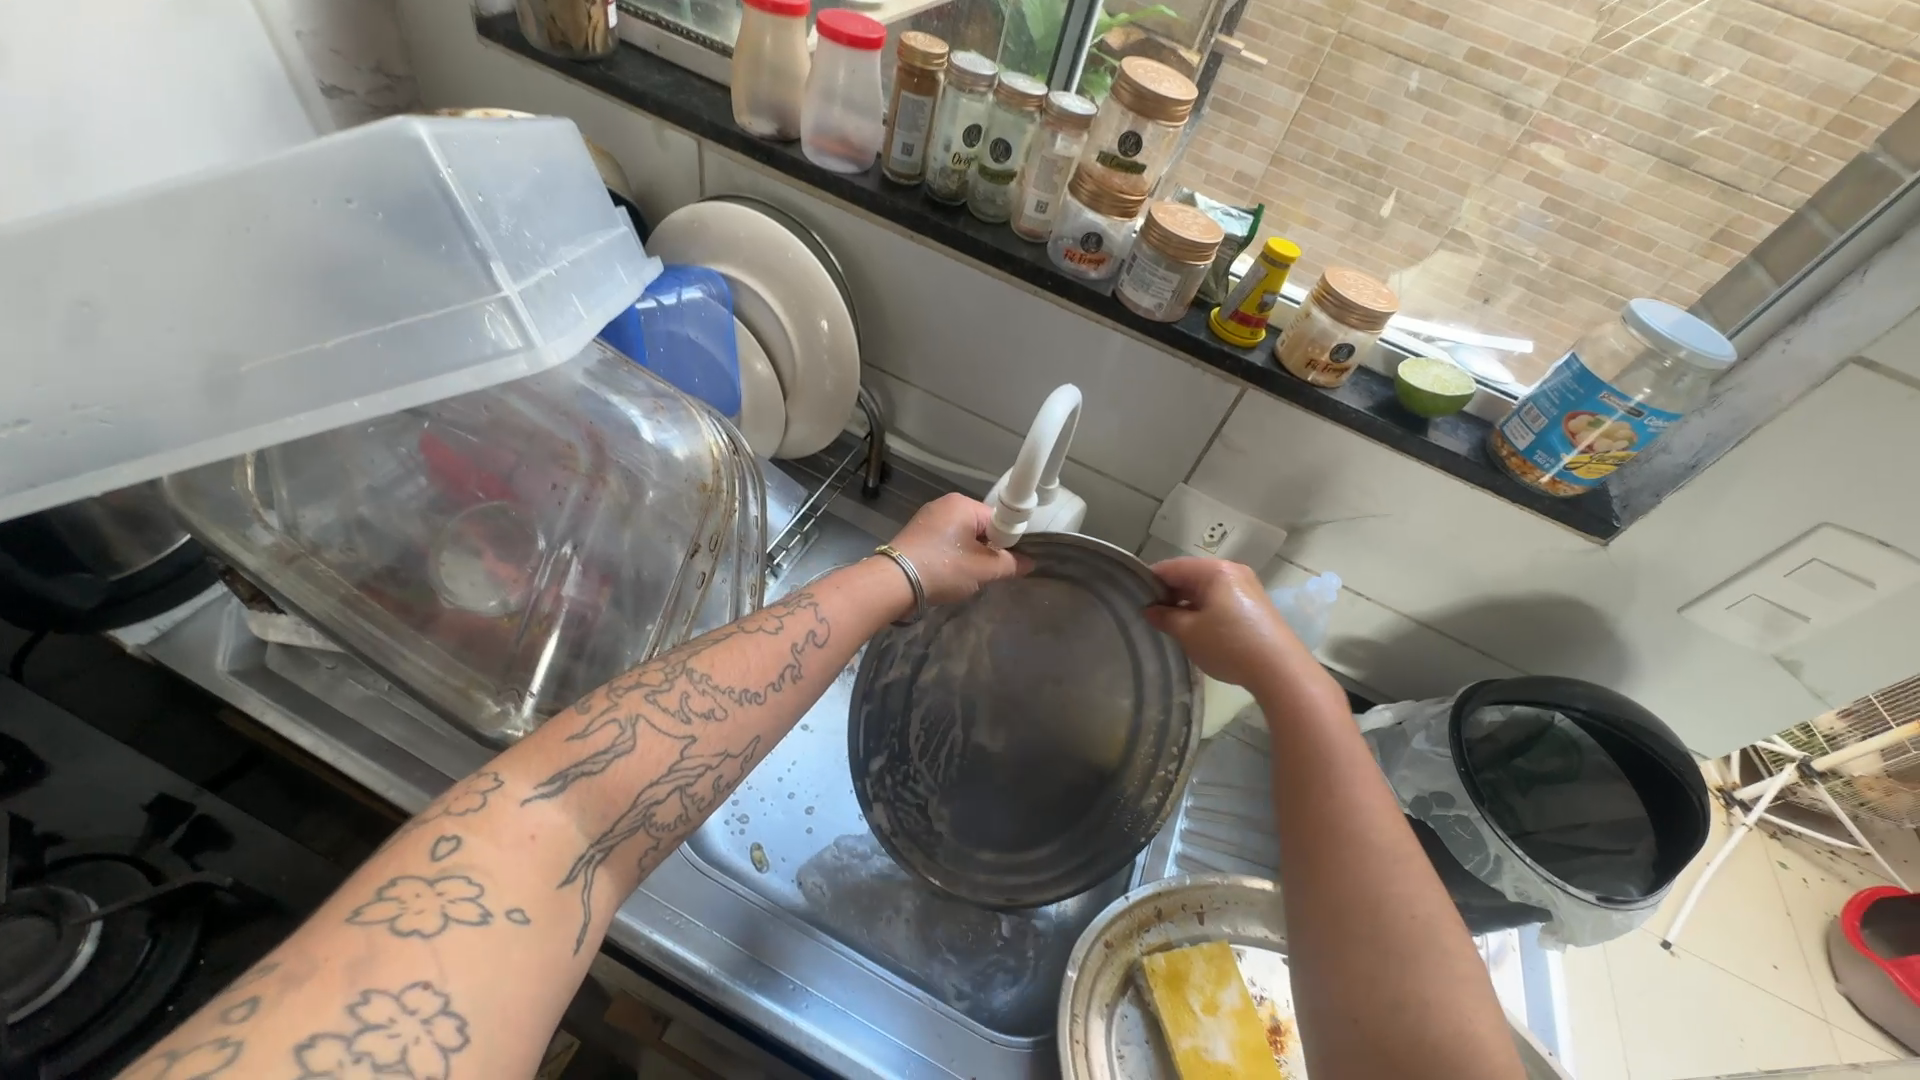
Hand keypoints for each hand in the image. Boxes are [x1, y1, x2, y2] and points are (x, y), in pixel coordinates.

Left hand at [885, 494, 1028, 605]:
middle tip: (984, 573)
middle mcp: (945, 504)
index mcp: (963, 503)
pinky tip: (946, 574)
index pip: (998, 519)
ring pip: (962, 537)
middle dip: (986, 550)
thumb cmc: (943, 568)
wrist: (894, 582)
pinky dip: (950, 557)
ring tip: (962, 577)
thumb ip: (1010, 564)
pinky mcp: (916, 534)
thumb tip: (1030, 563)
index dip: (1006, 542)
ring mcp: (927, 518)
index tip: (1004, 562)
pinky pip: (944, 542)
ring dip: (968, 556)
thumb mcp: (984, 569)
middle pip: (980, 528)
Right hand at [1145, 557, 1316, 689]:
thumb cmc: (1229, 645)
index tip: (1133, 599)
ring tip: (1170, 625)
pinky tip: (1196, 629)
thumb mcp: (1188, 632)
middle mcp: (1232, 570)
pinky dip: (1203, 609)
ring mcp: (1247, 586)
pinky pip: (1220, 598)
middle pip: (1189, 575)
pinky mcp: (1254, 604)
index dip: (1149, 582)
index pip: (1171, 567)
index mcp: (1214, 570)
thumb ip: (1164, 617)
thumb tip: (1150, 610)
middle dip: (1168, 593)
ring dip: (1186, 603)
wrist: (1280, 670)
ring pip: (1205, 588)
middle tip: (1150, 615)